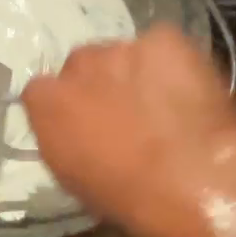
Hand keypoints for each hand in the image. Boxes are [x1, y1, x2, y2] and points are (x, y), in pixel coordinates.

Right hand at [21, 25, 235, 236]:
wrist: (192, 183)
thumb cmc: (126, 196)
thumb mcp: (72, 177)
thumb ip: (62, 140)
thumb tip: (72, 130)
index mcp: (47, 101)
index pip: (42, 91)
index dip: (66, 107)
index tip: (84, 126)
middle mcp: (77, 65)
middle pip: (82, 66)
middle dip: (99, 85)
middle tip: (126, 115)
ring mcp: (122, 49)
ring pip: (123, 56)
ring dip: (135, 75)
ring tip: (164, 105)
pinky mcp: (165, 40)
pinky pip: (163, 46)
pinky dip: (172, 64)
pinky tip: (187, 92)